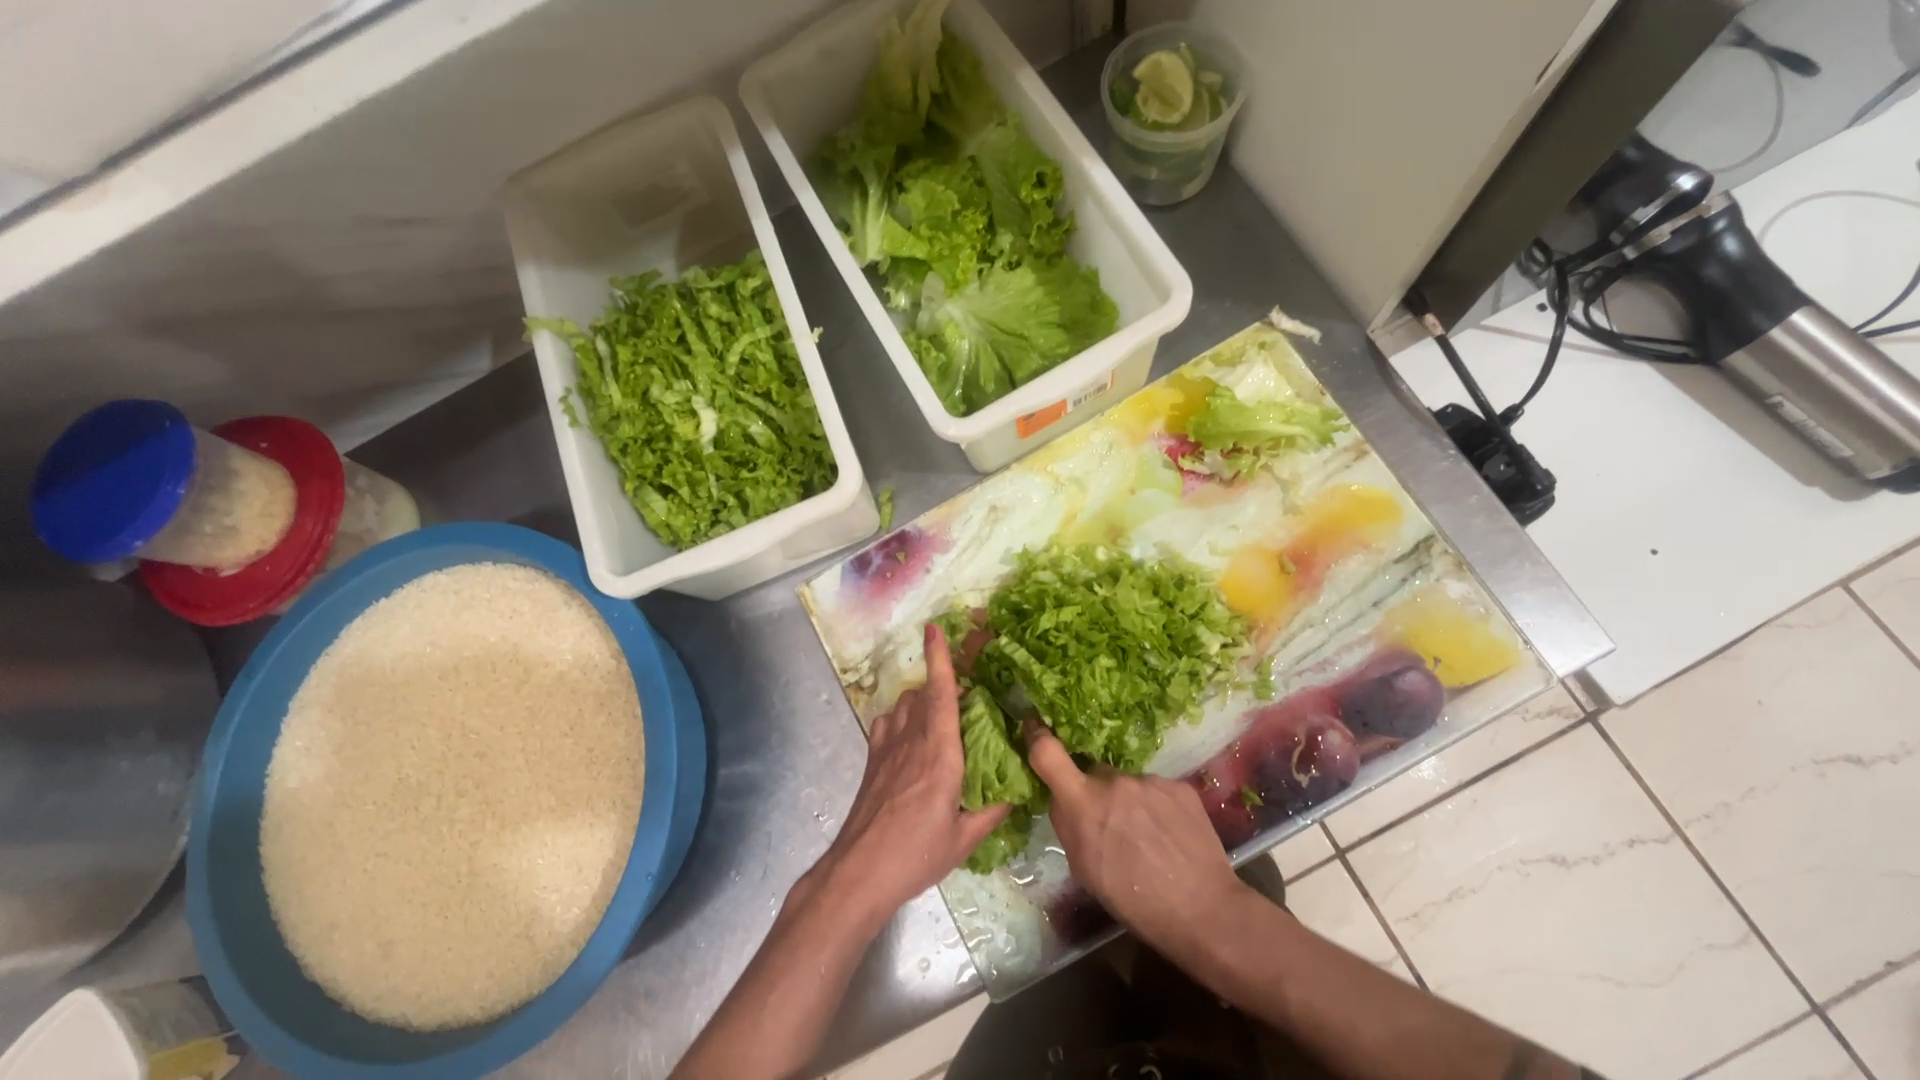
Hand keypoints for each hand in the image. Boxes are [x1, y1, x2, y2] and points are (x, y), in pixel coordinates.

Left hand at [813, 624, 1009, 921]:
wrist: (859, 871)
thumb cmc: (916, 854)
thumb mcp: (963, 839)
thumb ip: (991, 812)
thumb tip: (1014, 793)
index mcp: (940, 754)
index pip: (941, 694)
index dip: (940, 658)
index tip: (936, 629)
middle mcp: (911, 741)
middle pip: (923, 694)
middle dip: (942, 682)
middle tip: (966, 690)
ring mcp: (886, 750)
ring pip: (904, 706)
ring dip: (922, 699)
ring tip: (940, 714)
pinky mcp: (872, 763)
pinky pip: (887, 724)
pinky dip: (901, 719)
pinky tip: (910, 737)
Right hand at [1026, 722, 1245, 948]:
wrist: (1200, 909)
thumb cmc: (1132, 900)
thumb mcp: (1083, 868)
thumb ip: (1069, 825)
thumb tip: (1065, 801)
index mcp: (1083, 803)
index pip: (1048, 753)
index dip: (1036, 736)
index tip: (1032, 725)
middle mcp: (1115, 781)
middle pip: (1094, 774)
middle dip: (1095, 793)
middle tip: (1110, 826)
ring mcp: (1150, 781)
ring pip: (1127, 785)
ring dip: (1128, 803)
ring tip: (1146, 839)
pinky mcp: (1179, 786)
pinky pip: (1156, 791)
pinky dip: (1156, 808)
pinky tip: (1168, 836)